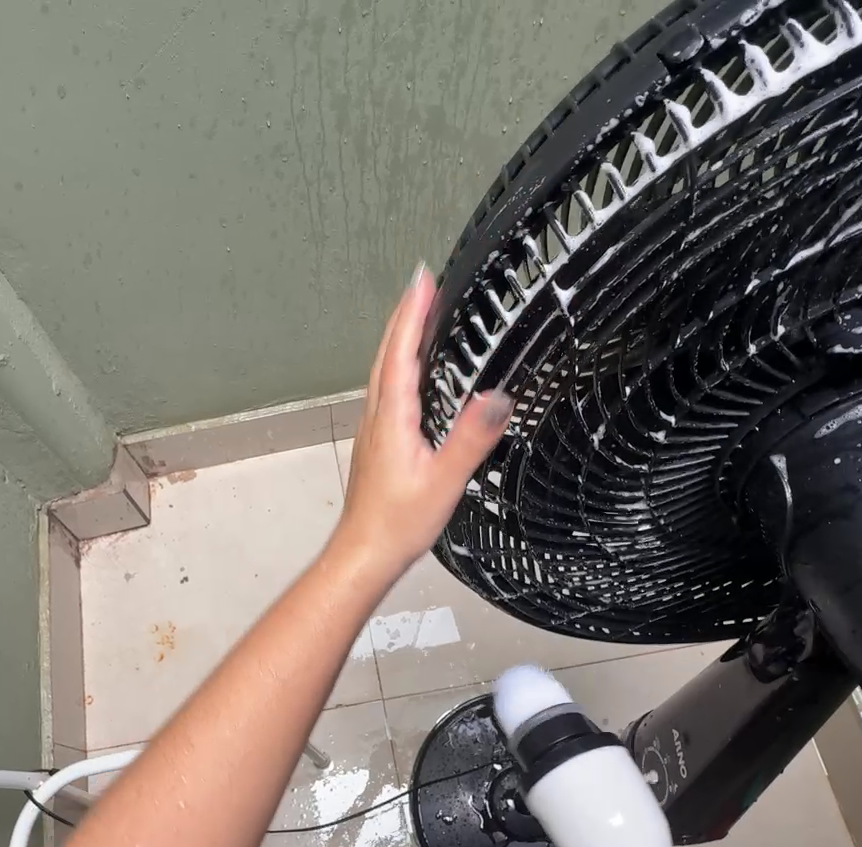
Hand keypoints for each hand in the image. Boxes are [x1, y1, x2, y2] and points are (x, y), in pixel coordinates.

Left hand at [333, 265, 512, 577]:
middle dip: (404, 317)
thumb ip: (470, 438)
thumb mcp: (444, 481)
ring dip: (398, 340)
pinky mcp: (376, 445)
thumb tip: (497, 396)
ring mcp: (373, 431)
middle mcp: (377, 417)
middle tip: (421, 285)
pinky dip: (396, 368)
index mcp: (392, 418)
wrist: (364, 553)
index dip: (412, 314)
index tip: (422, 279)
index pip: (400, 353)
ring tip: (415, 318)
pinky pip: (384, 392)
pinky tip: (407, 377)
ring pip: (382, 373)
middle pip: (386, 355)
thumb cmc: (398, 523)